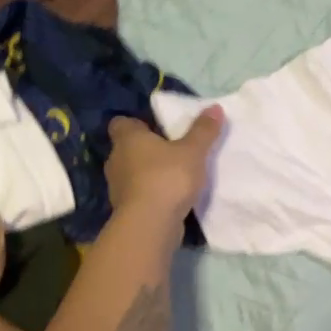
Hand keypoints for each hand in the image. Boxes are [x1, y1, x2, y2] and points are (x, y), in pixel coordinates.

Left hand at [106, 107, 223, 218]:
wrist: (150, 223)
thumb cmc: (168, 177)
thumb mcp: (193, 151)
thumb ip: (203, 130)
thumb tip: (215, 107)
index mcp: (128, 138)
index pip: (121, 123)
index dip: (137, 124)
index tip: (156, 129)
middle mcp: (116, 159)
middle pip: (127, 148)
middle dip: (145, 150)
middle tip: (170, 152)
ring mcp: (117, 186)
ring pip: (131, 173)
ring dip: (146, 174)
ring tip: (171, 177)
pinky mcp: (124, 208)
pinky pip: (136, 194)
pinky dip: (148, 194)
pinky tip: (168, 199)